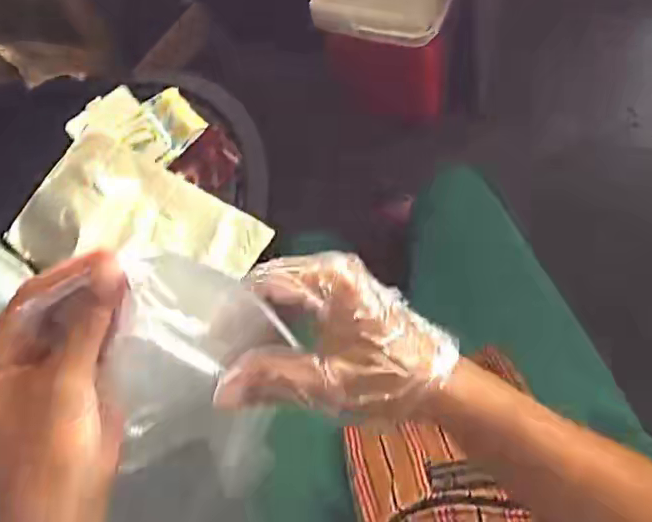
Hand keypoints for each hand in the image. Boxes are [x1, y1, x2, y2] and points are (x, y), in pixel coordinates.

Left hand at [0, 251, 126, 521]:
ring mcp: (49, 371)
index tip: (109, 253)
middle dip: (88, 284)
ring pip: (76, 321)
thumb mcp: (67, 383)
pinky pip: (92, 340)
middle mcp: (19, 358)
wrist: (65, 520)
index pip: (31, 298)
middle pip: (55, 306)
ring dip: (102, 301)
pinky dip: (111, 323)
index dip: (69, 273)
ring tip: (133, 277)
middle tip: (126, 263)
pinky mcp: (76, 383)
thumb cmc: (49, 453)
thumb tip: (113, 262)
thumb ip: (90, 320)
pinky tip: (132, 306)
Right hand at [215, 251, 457, 420]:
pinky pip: (305, 291)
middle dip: (249, 309)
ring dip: (266, 312)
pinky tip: (273, 339)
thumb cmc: (384, 378)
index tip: (214, 337)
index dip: (237, 306)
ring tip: (241, 346)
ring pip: (290, 285)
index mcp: (328, 276)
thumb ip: (272, 378)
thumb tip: (222, 387)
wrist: (437, 384)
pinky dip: (285, 312)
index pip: (267, 278)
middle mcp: (333, 265)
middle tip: (223, 345)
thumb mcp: (326, 383)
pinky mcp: (348, 290)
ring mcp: (343, 275)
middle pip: (276, 278)